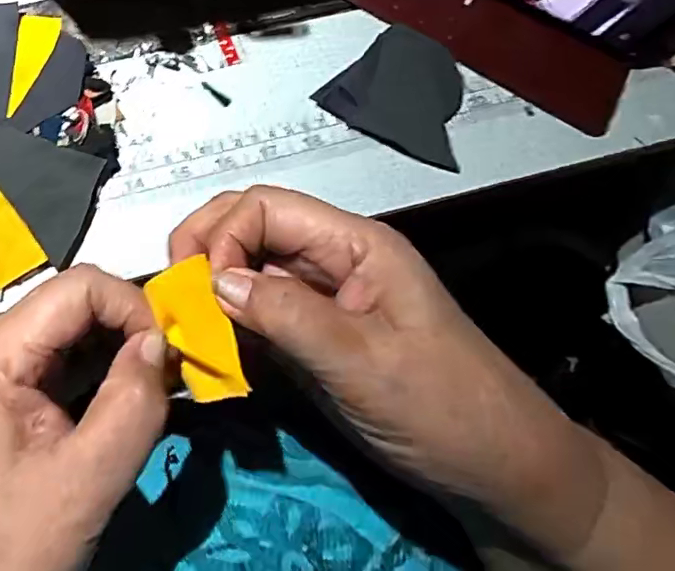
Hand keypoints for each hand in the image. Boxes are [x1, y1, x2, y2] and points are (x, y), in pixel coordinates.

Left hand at [0, 266, 168, 570]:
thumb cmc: (10, 545)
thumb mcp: (83, 482)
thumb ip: (130, 406)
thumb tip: (162, 343)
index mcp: (4, 352)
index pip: (82, 286)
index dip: (131, 305)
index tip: (165, 350)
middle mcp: (8, 344)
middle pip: (84, 296)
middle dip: (133, 321)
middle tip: (169, 365)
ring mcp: (18, 365)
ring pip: (87, 321)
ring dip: (129, 341)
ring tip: (161, 379)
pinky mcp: (32, 389)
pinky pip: (83, 352)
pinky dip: (117, 362)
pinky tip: (140, 391)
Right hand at [167, 187, 602, 540]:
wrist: (497, 468)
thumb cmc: (445, 405)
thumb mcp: (365, 361)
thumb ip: (288, 315)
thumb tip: (215, 281)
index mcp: (353, 242)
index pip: (268, 207)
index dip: (225, 235)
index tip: (202, 289)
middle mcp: (331, 258)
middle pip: (252, 228)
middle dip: (207, 250)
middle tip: (177, 294)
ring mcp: (320, 297)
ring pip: (249, 271)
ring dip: (213, 292)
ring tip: (186, 326)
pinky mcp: (314, 335)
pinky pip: (259, 314)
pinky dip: (229, 326)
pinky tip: (212, 349)